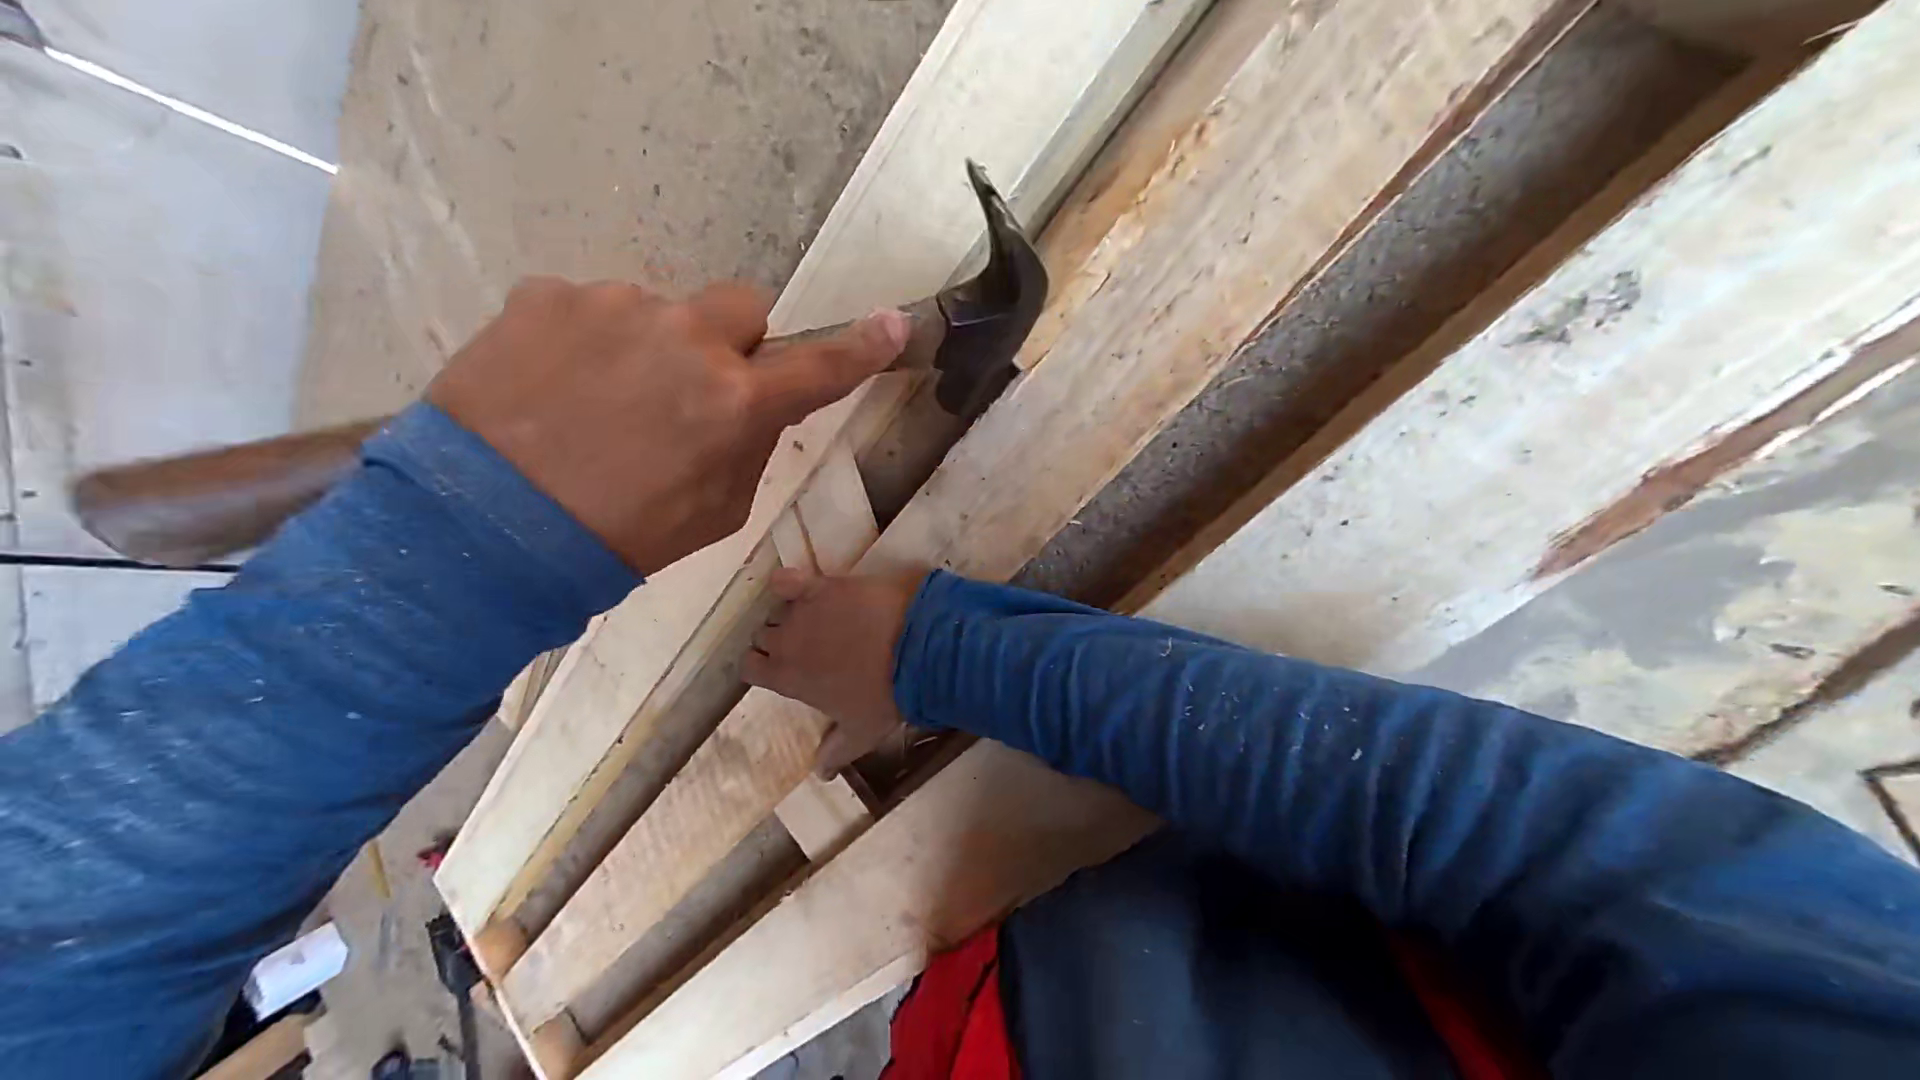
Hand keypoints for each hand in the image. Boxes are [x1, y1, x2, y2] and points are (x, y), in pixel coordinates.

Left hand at [427, 277, 908, 574]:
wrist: (482, 531)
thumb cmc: (622, 534)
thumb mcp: (716, 511)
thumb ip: (749, 447)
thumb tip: (754, 406)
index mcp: (734, 402)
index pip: (819, 367)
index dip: (862, 348)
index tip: (895, 324)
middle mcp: (685, 337)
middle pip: (742, 307)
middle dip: (734, 342)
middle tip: (697, 388)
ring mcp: (612, 306)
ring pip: (663, 312)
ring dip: (655, 346)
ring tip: (603, 404)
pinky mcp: (546, 296)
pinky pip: (595, 310)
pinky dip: (593, 342)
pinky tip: (558, 388)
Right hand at [742, 568, 924, 775]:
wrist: (914, 649)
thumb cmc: (885, 694)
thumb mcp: (861, 733)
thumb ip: (835, 754)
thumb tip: (819, 775)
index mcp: (788, 678)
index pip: (750, 668)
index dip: (761, 665)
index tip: (779, 666)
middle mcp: (786, 644)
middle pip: (763, 636)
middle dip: (777, 639)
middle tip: (805, 643)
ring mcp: (802, 612)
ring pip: (775, 610)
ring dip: (787, 613)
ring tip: (811, 616)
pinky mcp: (822, 586)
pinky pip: (787, 579)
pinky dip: (788, 582)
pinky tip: (799, 586)